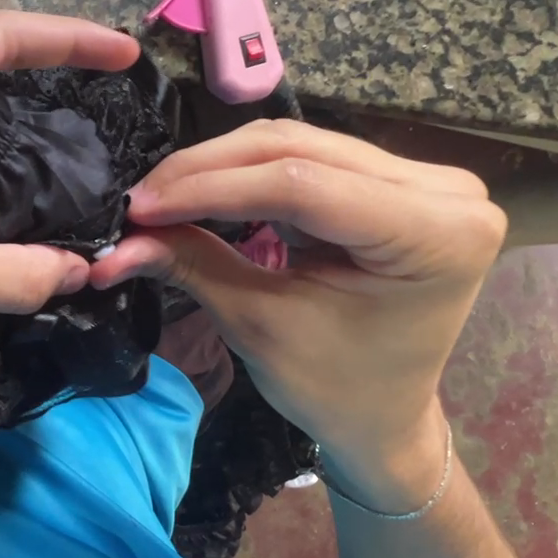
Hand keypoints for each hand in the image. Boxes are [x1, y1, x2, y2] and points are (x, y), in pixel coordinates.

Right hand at [87, 120, 505, 510]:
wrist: (381, 414)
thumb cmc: (331, 386)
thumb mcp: (256, 324)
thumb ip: (191, 265)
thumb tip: (113, 245)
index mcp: (435, 233)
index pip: (301, 185)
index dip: (209, 190)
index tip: (138, 208)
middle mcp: (444, 188)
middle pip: (297, 150)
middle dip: (203, 171)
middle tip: (137, 200)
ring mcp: (421, 177)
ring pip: (294, 143)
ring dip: (214, 165)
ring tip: (158, 195)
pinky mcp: (390, 179)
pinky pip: (302, 156)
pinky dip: (240, 171)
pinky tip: (196, 188)